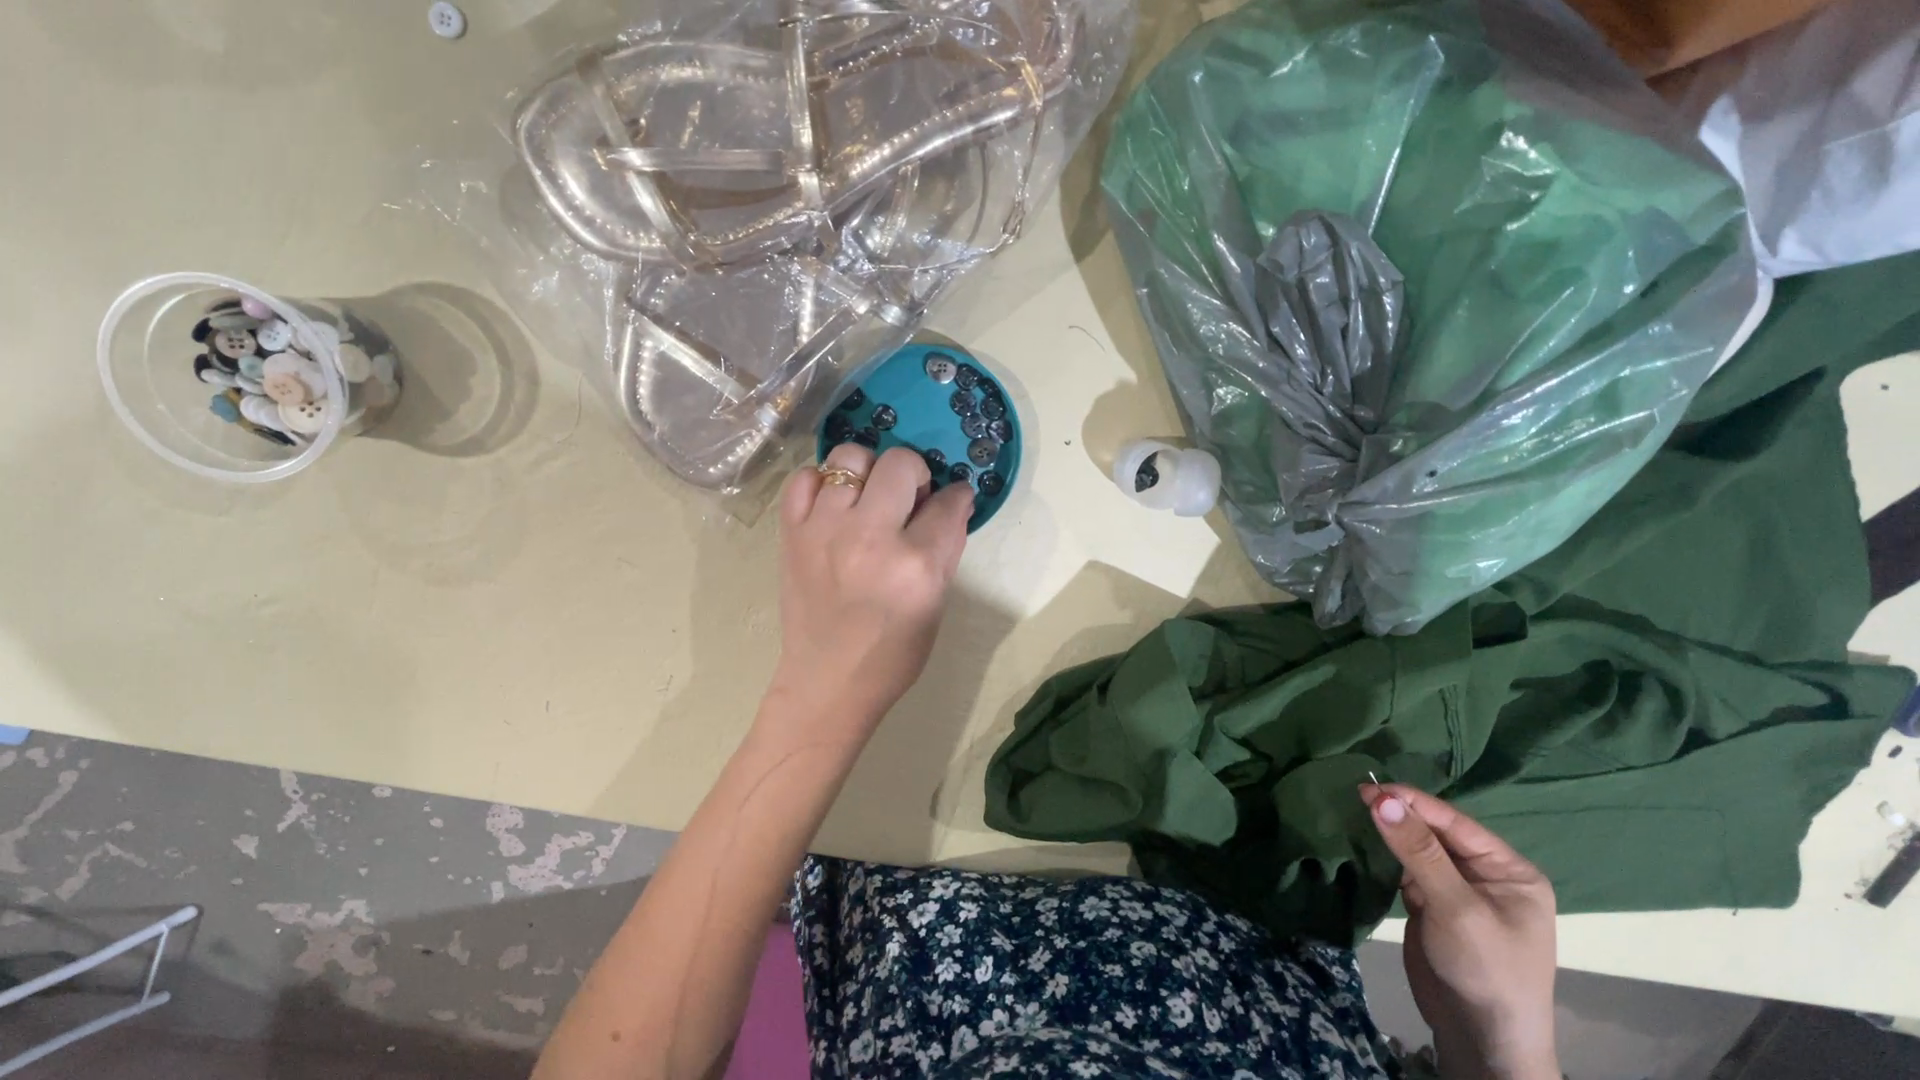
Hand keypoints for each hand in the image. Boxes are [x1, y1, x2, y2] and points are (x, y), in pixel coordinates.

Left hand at [770, 443, 973, 730]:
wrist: (828, 682)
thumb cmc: (892, 654)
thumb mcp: (935, 604)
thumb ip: (946, 549)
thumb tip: (953, 502)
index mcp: (915, 564)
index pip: (948, 502)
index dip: (955, 497)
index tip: (950, 500)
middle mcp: (869, 537)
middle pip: (900, 463)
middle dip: (915, 473)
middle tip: (909, 498)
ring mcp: (824, 530)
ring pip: (850, 457)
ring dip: (868, 471)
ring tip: (868, 496)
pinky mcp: (791, 533)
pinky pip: (804, 477)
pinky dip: (821, 481)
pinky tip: (833, 504)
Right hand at [1361, 783, 1559, 1079]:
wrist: (1481, 1042)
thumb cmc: (1485, 970)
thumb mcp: (1455, 907)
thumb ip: (1418, 851)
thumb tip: (1382, 798)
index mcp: (1510, 870)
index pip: (1456, 823)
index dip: (1413, 802)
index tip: (1369, 786)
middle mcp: (1486, 876)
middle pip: (1436, 834)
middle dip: (1399, 815)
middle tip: (1354, 794)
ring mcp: (1458, 893)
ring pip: (1418, 851)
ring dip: (1389, 834)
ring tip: (1351, 810)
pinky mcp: (1432, 910)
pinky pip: (1406, 873)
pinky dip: (1384, 858)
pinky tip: (1360, 843)